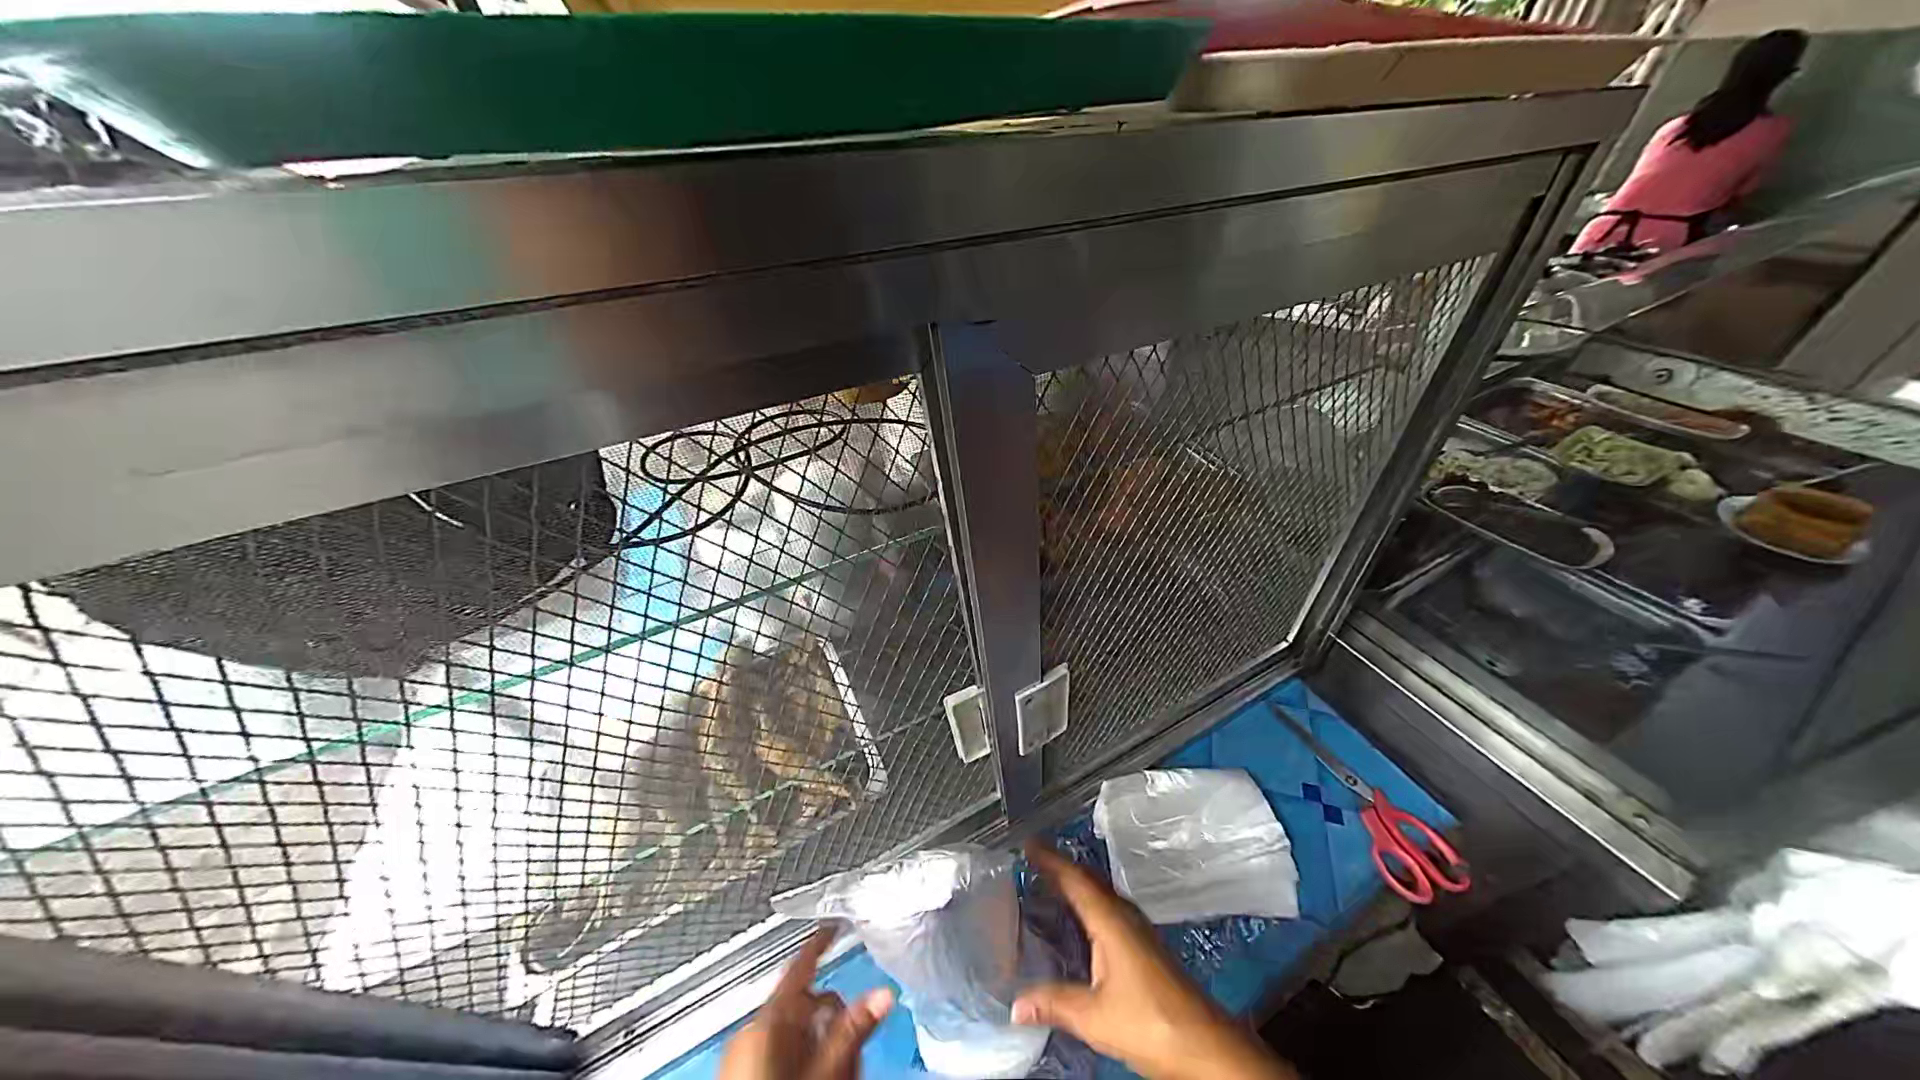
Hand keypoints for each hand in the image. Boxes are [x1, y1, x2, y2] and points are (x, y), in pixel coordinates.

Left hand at [719, 925, 895, 1079]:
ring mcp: (740, 1054)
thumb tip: (885, 992)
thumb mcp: (827, 1071)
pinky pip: (776, 1050)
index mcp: (768, 1019)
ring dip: (819, 1041)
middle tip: (855, 1047)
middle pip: (802, 1002)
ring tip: (839, 1069)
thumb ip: (855, 1029)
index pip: (800, 964)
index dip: (821, 941)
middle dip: (832, 1017)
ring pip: (792, 1030)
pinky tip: (816, 1075)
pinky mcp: (739, 1074)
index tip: (836, 925)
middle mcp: (750, 1029)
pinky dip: (800, 1056)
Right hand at [1014, 841, 1296, 1079]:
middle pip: (1089, 880)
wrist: (1207, 1046)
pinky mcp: (1145, 946)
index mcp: (1110, 921)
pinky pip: (1109, 909)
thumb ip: (1055, 1004)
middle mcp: (1125, 916)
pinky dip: (1089, 904)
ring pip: (1101, 894)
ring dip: (1077, 884)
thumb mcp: (1095, 1017)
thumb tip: (1015, 1005)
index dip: (1050, 860)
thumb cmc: (1151, 1022)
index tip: (1028, 842)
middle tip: (1032, 859)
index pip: (1075, 879)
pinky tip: (1079, 920)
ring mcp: (1138, 930)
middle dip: (1062, 867)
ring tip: (1050, 882)